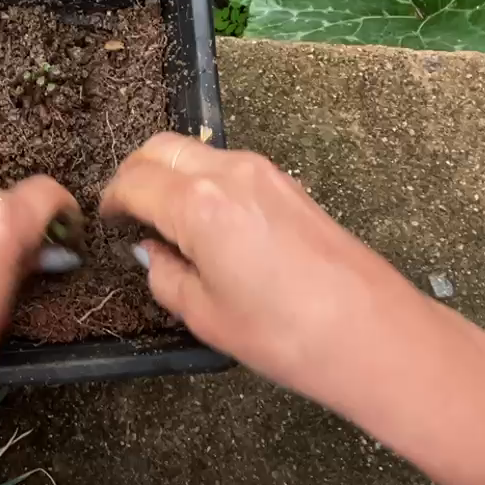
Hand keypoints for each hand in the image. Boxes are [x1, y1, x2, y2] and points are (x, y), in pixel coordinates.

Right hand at [103, 133, 484, 423]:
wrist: (378, 336)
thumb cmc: (285, 334)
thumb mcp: (205, 315)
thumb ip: (164, 273)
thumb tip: (151, 251)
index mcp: (196, 204)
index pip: (133, 183)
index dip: (111, 200)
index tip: (106, 220)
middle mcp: (225, 171)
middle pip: (158, 148)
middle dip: (133, 174)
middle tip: (127, 210)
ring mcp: (260, 171)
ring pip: (192, 150)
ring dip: (167, 172)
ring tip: (164, 216)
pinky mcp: (285, 181)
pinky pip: (223, 163)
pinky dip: (199, 177)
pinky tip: (204, 218)